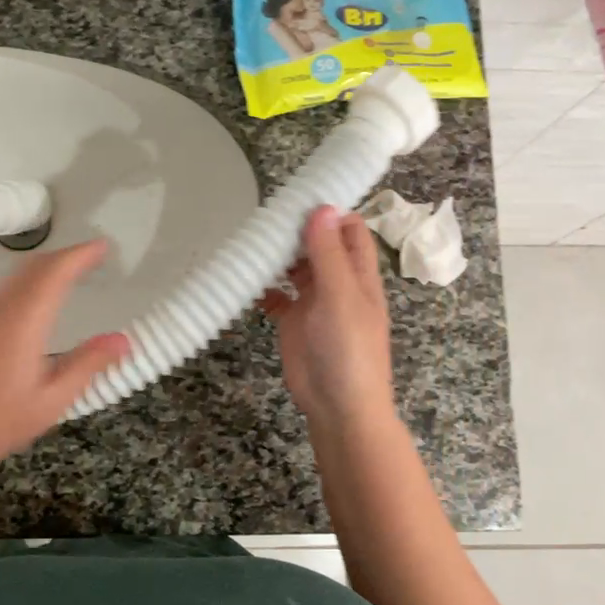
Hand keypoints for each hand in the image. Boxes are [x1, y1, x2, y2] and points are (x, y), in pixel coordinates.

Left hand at [0, 238, 129, 465]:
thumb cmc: (2, 422)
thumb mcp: (54, 398)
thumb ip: (89, 364)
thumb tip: (123, 341)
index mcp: (22, 323)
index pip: (54, 274)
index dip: (79, 255)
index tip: (102, 247)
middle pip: (33, 268)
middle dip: (64, 257)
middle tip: (90, 257)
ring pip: (14, 278)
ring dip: (43, 269)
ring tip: (68, 273)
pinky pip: (1, 292)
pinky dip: (25, 283)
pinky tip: (33, 301)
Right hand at [257, 205, 396, 426]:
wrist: (340, 407)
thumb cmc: (349, 351)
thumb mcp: (341, 297)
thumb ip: (329, 254)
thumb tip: (322, 208)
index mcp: (359, 275)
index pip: (350, 231)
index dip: (330, 212)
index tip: (298, 197)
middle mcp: (338, 284)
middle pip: (320, 245)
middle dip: (298, 230)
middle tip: (265, 215)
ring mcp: (314, 304)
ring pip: (296, 268)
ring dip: (278, 256)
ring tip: (251, 239)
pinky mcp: (293, 323)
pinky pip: (277, 297)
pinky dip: (263, 288)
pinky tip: (245, 280)